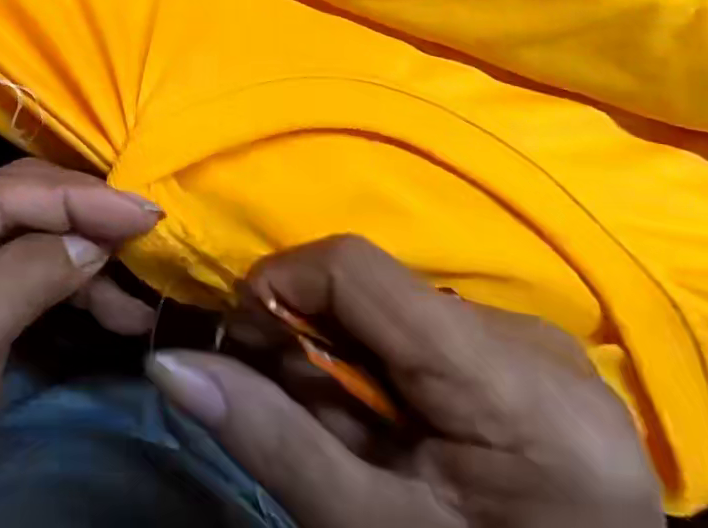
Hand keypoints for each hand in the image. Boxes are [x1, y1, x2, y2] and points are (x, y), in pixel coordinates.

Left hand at [0, 159, 162, 526]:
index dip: (78, 198)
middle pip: (27, 201)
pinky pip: (40, 265)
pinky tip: (121, 309)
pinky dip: (81, 284)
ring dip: (92, 256)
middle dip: (89, 218)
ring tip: (143, 279)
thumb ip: (26, 277)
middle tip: (152, 230)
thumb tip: (99, 238)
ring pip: (41, 230)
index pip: (5, 193)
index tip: (144, 210)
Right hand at [147, 236, 661, 527]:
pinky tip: (389, 433)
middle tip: (289, 414)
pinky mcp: (533, 361)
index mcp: (515, 388)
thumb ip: (269, 438)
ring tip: (347, 439)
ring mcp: (540, 346)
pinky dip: (384, 373)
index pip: (358, 268)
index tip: (239, 349)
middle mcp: (537, 342)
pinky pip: (428, 333)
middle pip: (376, 292)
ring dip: (343, 362)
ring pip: (395, 310)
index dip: (280, 288)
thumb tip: (167, 363)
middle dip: (309, 342)